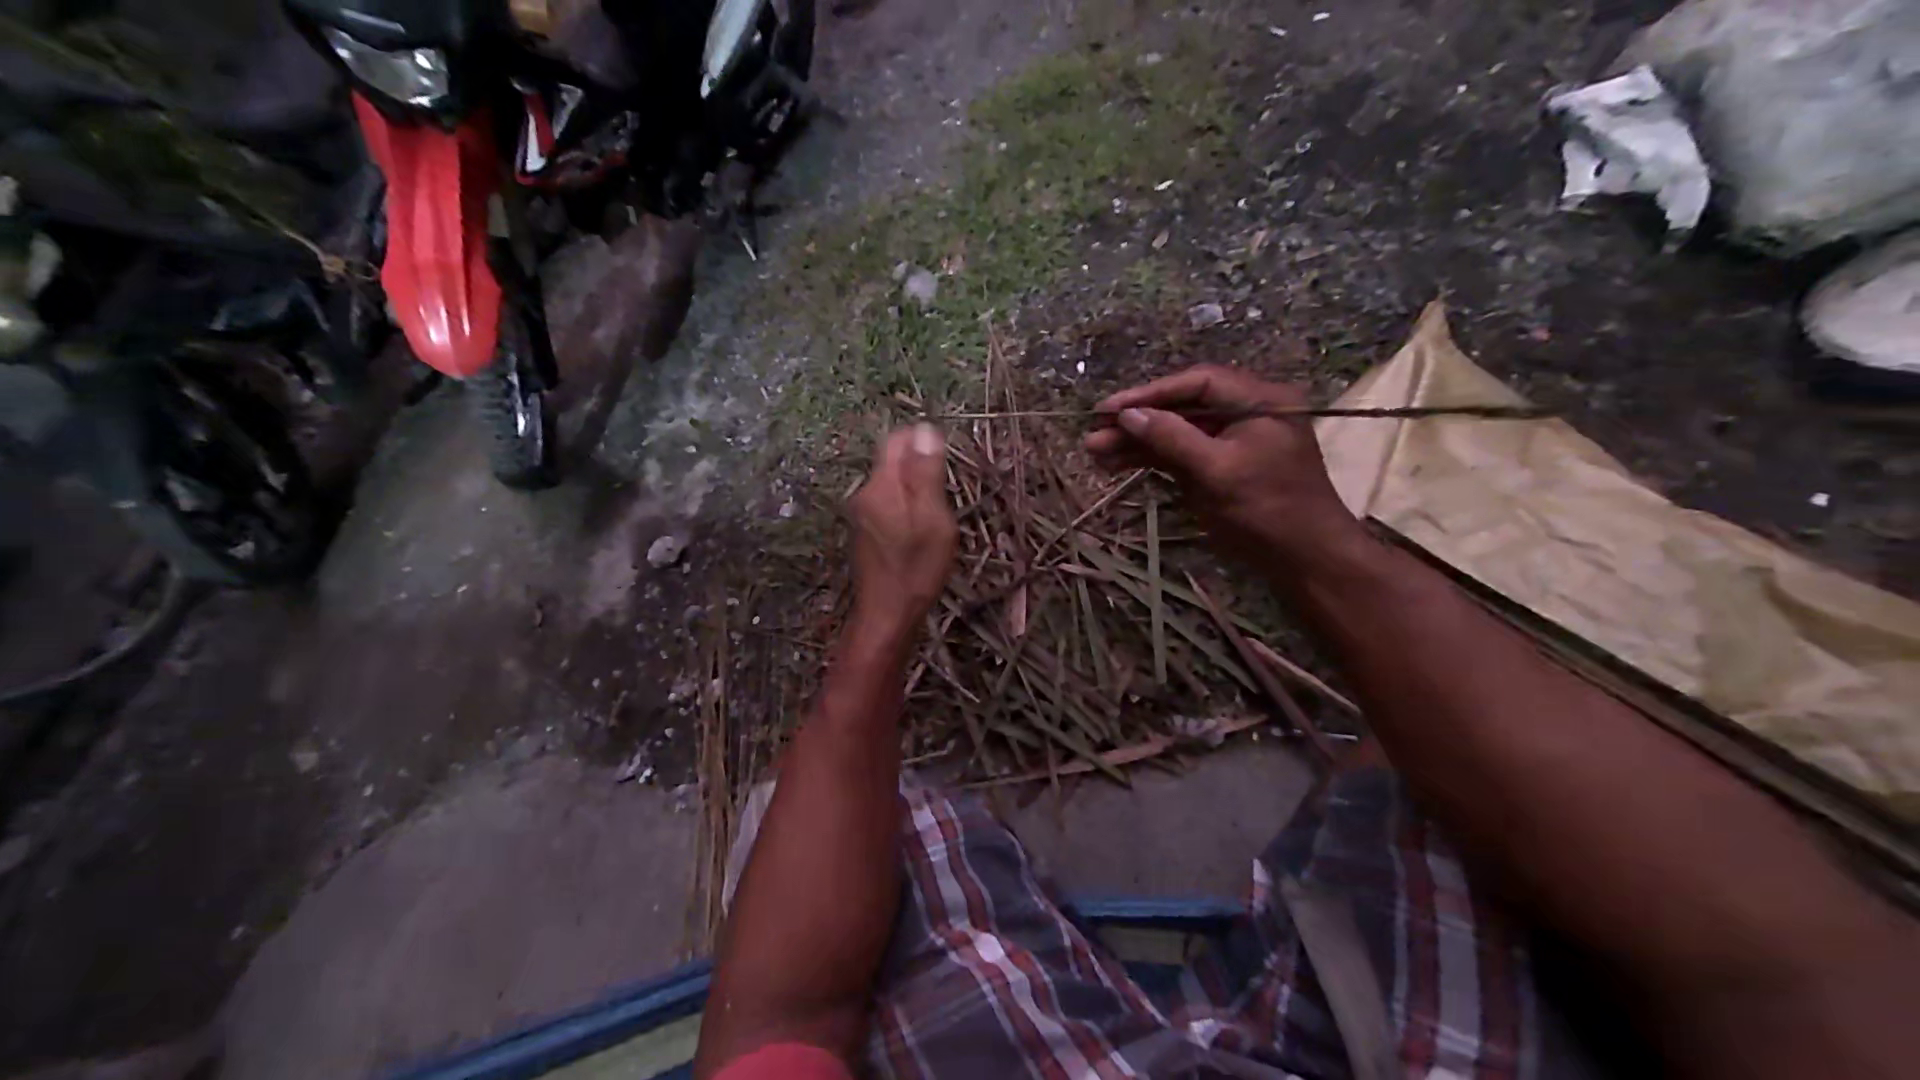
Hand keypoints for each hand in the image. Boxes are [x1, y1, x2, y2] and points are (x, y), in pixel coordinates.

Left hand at [847, 424, 957, 636]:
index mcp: (881, 485)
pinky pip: (888, 506)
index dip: (922, 441)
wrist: (887, 614)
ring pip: (892, 485)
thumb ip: (926, 473)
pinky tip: (920, 533)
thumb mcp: (932, 517)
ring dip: (915, 491)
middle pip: (893, 462)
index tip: (946, 463)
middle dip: (920, 469)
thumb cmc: (916, 568)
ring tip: (936, 518)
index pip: (897, 440)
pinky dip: (907, 510)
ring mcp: (861, 515)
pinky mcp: (865, 533)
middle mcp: (864, 494)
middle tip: (944, 497)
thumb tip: (925, 429)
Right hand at [1083, 366, 1366, 568]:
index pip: (1197, 383)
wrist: (1304, 559)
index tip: (1110, 408)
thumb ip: (1172, 438)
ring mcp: (1230, 443)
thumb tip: (1127, 415)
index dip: (1150, 393)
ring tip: (1095, 451)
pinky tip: (1117, 463)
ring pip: (1176, 433)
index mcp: (1259, 401)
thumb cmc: (1268, 509)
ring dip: (1137, 441)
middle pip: (1182, 407)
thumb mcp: (1217, 470)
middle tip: (1095, 432)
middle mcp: (1245, 414)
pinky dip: (1150, 459)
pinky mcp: (1218, 469)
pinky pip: (1179, 456)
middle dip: (1138, 420)